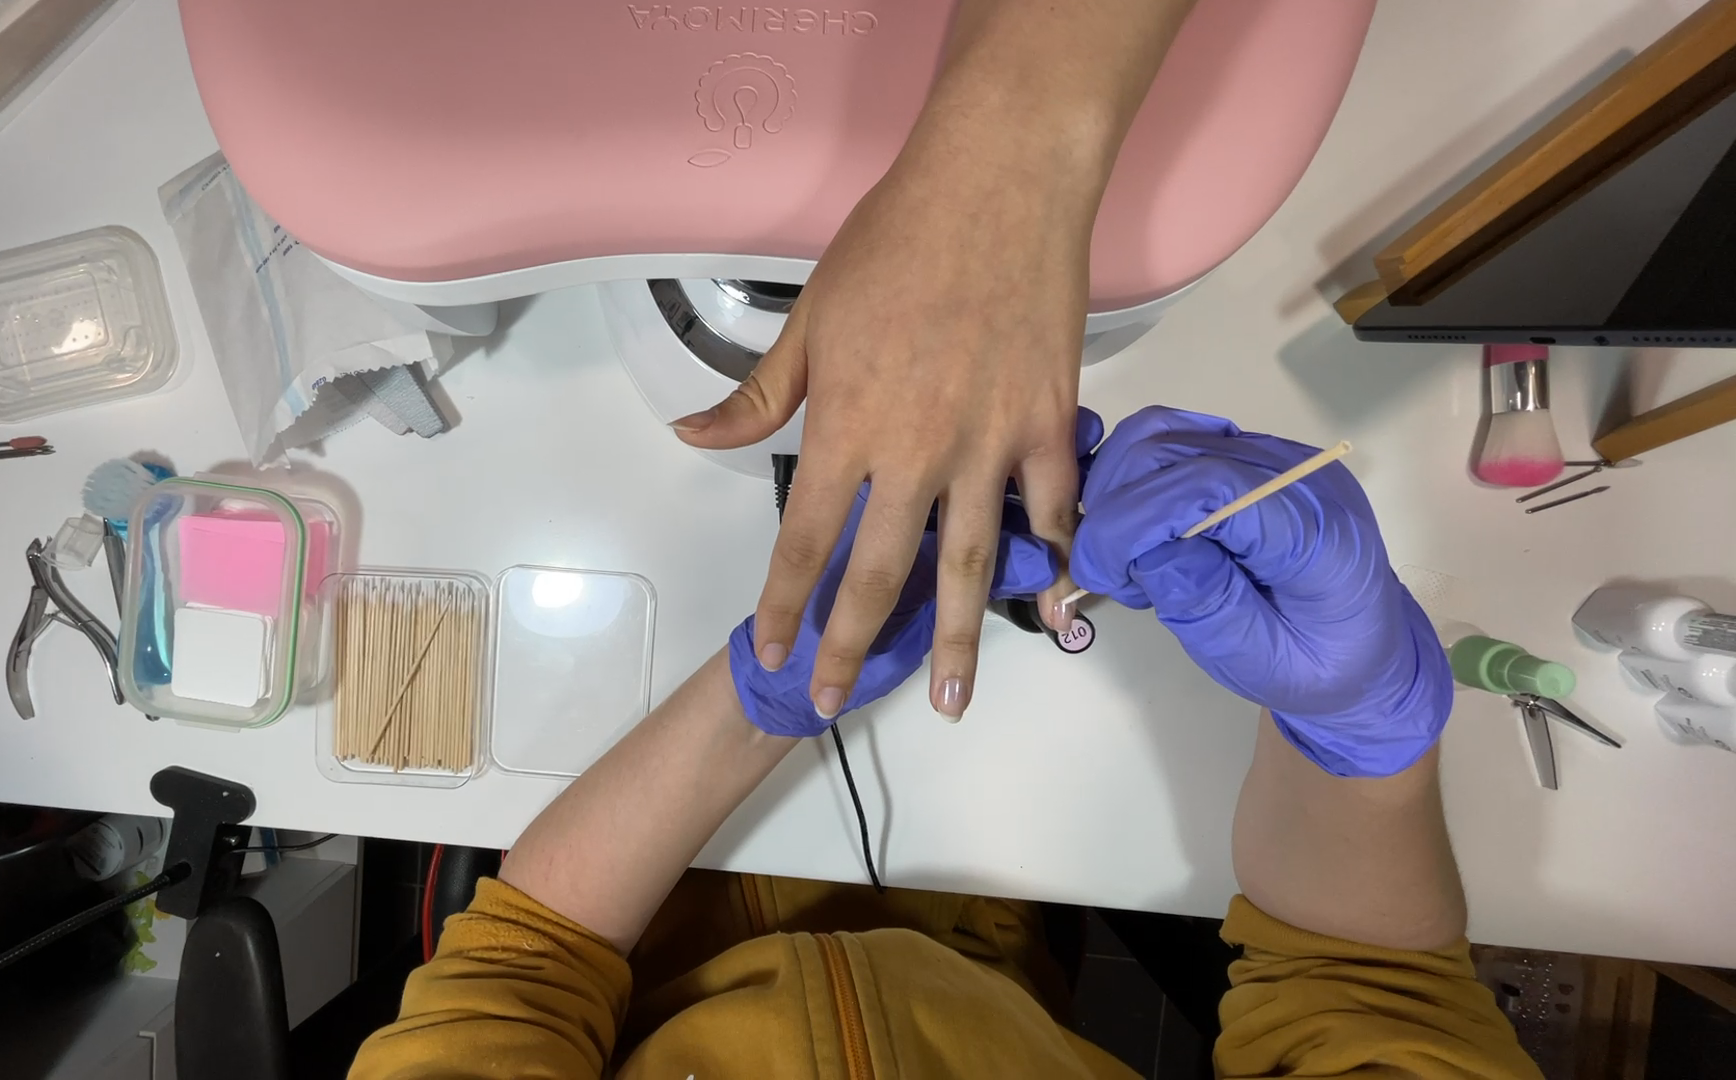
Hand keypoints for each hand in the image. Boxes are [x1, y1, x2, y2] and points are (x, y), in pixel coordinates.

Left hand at [678, 144, 1098, 722]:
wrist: (996, 182)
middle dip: (850, 646)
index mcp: (847, 428)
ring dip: (955, 641)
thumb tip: (691, 433)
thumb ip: (754, 396)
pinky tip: (1049, 606)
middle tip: (834, 702)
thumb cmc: (892, 245)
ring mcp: (990, 445)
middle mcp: (915, 454)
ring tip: (948, 702)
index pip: (803, 543)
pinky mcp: (1049, 425)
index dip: (785, 607)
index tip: (774, 654)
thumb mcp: (807, 320)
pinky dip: (1052, 558)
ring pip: (969, 565)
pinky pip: (1051, 507)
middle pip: (877, 574)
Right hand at [1069, 407, 1451, 776]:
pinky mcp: (1245, 452)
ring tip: (1124, 550)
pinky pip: (1166, 439)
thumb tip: (1143, 551)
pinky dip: (1130, 477)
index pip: (1202, 487)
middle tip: (1110, 572)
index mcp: (1313, 530)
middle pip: (1166, 450)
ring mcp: (1269, 455)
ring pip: (1155, 435)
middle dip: (1112, 509)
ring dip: (1115, 490)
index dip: (1129, 521)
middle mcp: (1294, 474)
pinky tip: (1138, 524)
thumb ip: (1204, 603)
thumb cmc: (1312, 667)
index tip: (1094, 572)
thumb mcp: (1258, 659)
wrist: (1362, 648)